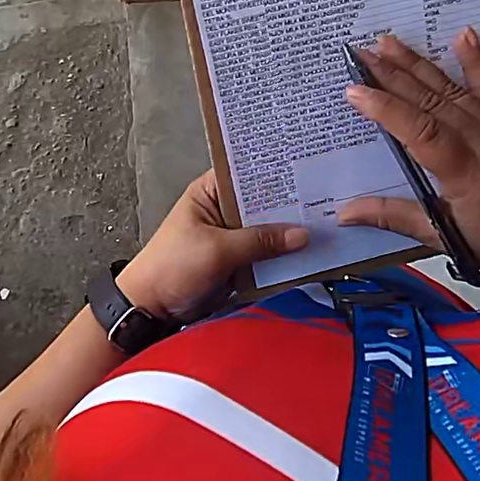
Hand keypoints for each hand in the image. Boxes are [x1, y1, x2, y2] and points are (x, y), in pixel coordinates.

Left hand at [115, 170, 309, 320]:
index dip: (276, 173)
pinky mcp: (238, 260)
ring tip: (327, 226)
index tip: (307, 171)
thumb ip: (259, 241)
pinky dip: (282, 256)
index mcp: (210, 192)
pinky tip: (309, 253)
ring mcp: (232, 235)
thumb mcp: (217, 249)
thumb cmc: (171, 268)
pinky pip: (265, 254)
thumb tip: (300, 234)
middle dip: (289, 206)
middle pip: (263, 203)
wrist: (152, 309)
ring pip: (267, 230)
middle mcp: (224, 208)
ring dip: (289, 233)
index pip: (248, 173)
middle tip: (325, 201)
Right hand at [338, 29, 479, 292]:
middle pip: (434, 102)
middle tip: (362, 54)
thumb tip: (346, 211)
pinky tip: (463, 36)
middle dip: (393, 75)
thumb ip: (394, 217)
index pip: (423, 133)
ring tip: (390, 42)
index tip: (356, 91)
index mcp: (469, 177)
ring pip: (454, 90)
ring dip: (419, 64)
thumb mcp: (442, 238)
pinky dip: (477, 62)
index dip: (387, 109)